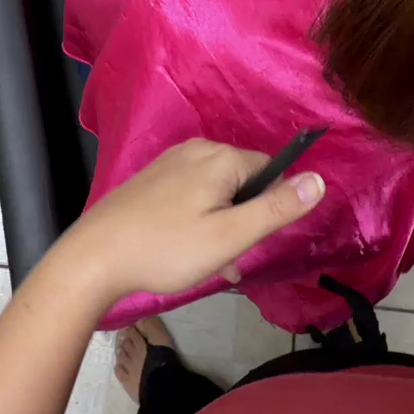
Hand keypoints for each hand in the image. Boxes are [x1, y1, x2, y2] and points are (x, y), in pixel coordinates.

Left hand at [48, 138, 324, 305]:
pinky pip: (192, 193)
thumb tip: (318, 179)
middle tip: (231, 259)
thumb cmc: (167, 247)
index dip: (272, 207)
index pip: (270, 170)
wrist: (95, 255)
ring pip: (217, 191)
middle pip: (243, 181)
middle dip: (245, 219)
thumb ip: (276, 208)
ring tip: (208, 265)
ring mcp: (172, 161)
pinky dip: (199, 219)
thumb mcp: (230, 235)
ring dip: (222, 225)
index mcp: (221, 157)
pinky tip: (185, 252)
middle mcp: (198, 148)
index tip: (256, 240)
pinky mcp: (154, 177)